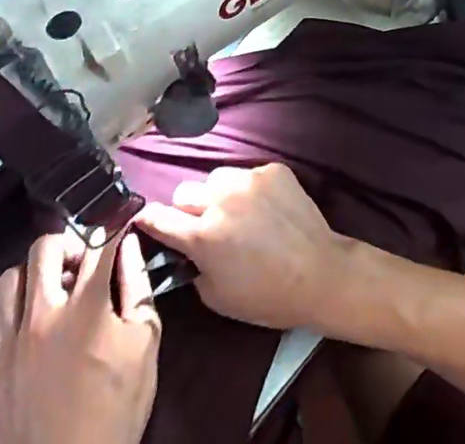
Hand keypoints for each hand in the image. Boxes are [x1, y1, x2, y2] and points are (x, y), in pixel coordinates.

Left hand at [0, 230, 160, 443]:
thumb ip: (137, 287)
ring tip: (53, 291)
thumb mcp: (146, 342)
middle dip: (69, 242)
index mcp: (86, 306)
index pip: (100, 242)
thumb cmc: (119, 405)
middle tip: (86, 261)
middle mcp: (41, 316)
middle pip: (43, 250)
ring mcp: (8, 347)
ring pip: (5, 284)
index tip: (123, 218)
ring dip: (31, 277)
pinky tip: (7, 327)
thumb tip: (128, 246)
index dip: (114, 223)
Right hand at [134, 164, 350, 332]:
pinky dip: (250, 189)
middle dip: (189, 209)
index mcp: (203, 235)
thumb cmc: (266, 295)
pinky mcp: (274, 170)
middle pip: (185, 192)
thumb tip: (183, 247)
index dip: (147, 220)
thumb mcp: (214, 295)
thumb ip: (191, 265)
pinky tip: (266, 207)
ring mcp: (250, 180)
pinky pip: (248, 174)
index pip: (157, 217)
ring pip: (216, 178)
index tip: (145, 220)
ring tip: (239, 214)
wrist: (320, 273)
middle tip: (207, 225)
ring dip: (219, 194)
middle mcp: (222, 200)